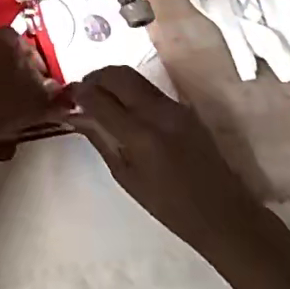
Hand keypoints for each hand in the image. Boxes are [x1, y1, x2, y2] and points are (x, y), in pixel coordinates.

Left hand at [0, 28, 59, 164]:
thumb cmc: (7, 102)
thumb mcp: (40, 100)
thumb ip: (51, 92)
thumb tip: (55, 89)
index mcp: (8, 37)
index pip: (30, 46)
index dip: (40, 67)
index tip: (46, 84)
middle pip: (8, 55)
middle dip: (19, 72)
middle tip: (29, 93)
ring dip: (1, 81)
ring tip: (11, 103)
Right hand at [69, 66, 261, 253]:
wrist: (224, 214)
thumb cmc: (169, 206)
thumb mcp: (125, 176)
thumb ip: (99, 139)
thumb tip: (74, 115)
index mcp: (139, 135)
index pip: (98, 98)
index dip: (77, 93)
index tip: (65, 97)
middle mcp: (157, 113)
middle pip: (116, 74)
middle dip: (93, 78)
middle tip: (80, 93)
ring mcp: (174, 107)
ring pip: (133, 76)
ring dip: (111, 80)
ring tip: (99, 99)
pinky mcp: (184, 108)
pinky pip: (148, 88)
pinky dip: (129, 90)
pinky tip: (123, 108)